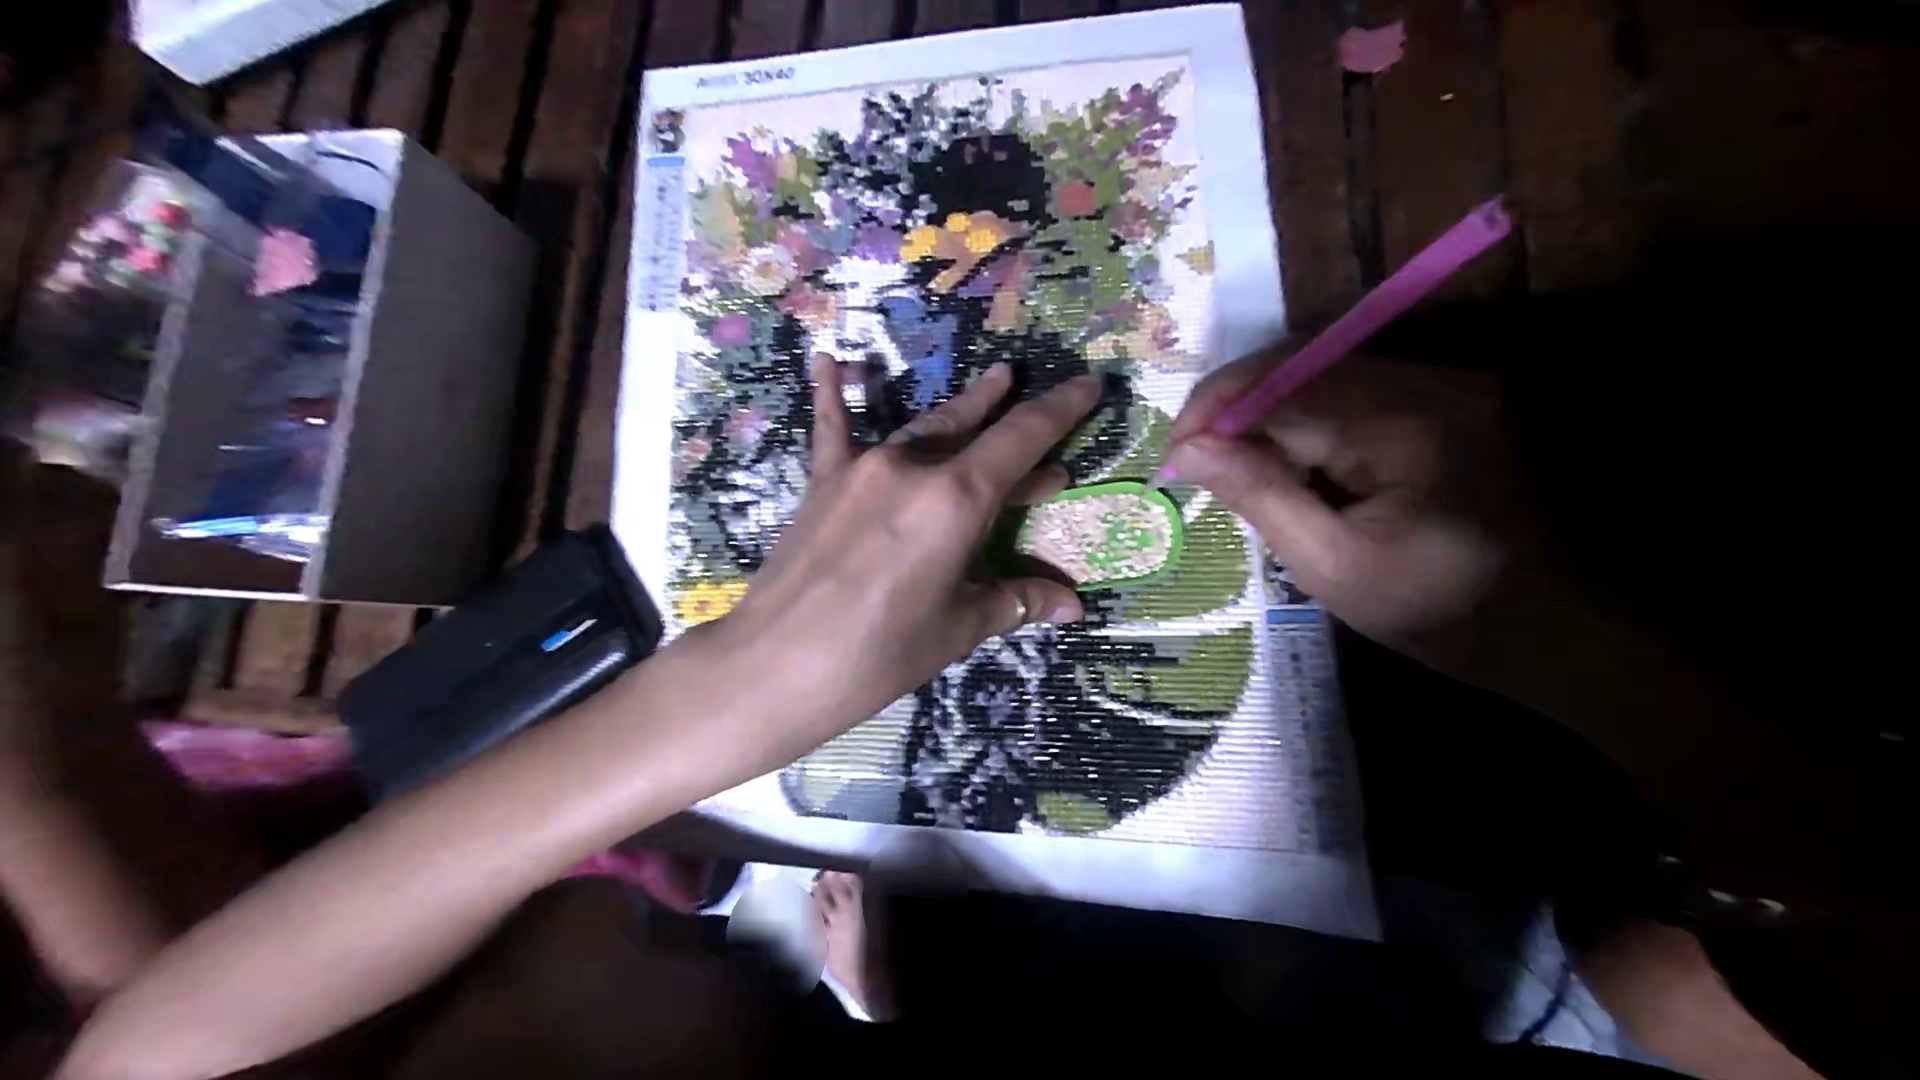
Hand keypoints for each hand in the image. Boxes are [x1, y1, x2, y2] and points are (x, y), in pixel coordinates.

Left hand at [701, 357, 1096, 754]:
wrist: (776, 665)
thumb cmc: (880, 654)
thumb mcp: (959, 628)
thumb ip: (1017, 601)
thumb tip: (1072, 607)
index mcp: (956, 499)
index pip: (1022, 438)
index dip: (1061, 410)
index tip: (1088, 385)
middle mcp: (912, 466)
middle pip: (976, 429)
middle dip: (1016, 417)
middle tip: (1043, 408)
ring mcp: (862, 467)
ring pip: (925, 427)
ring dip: (963, 410)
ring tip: (993, 383)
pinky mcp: (823, 481)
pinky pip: (832, 428)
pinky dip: (831, 394)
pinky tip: (825, 358)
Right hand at [1165, 351, 1539, 671]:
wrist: (1546, 628)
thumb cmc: (1434, 608)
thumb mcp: (1330, 564)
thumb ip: (1258, 495)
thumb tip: (1187, 449)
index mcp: (1405, 424)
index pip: (1285, 384)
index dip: (1217, 408)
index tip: (1174, 454)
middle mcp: (1429, 382)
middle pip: (1299, 364)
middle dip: (1232, 403)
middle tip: (1189, 454)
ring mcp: (1441, 386)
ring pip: (1317, 372)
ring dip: (1259, 409)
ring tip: (1222, 457)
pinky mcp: (1440, 400)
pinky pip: (1345, 391)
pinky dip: (1296, 418)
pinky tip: (1275, 456)